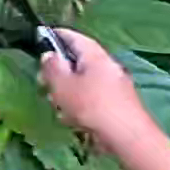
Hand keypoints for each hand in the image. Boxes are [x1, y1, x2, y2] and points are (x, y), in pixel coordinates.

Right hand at [38, 27, 169, 169]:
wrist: (127, 137)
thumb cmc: (90, 106)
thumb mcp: (61, 84)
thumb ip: (52, 67)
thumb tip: (50, 54)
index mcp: (96, 59)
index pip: (77, 38)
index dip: (59, 34)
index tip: (45, 33)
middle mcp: (110, 68)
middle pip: (81, 60)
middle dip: (61, 66)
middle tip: (43, 75)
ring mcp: (117, 86)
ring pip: (85, 78)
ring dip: (68, 85)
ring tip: (54, 99)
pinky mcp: (119, 103)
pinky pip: (93, 93)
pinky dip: (78, 98)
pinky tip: (70, 113)